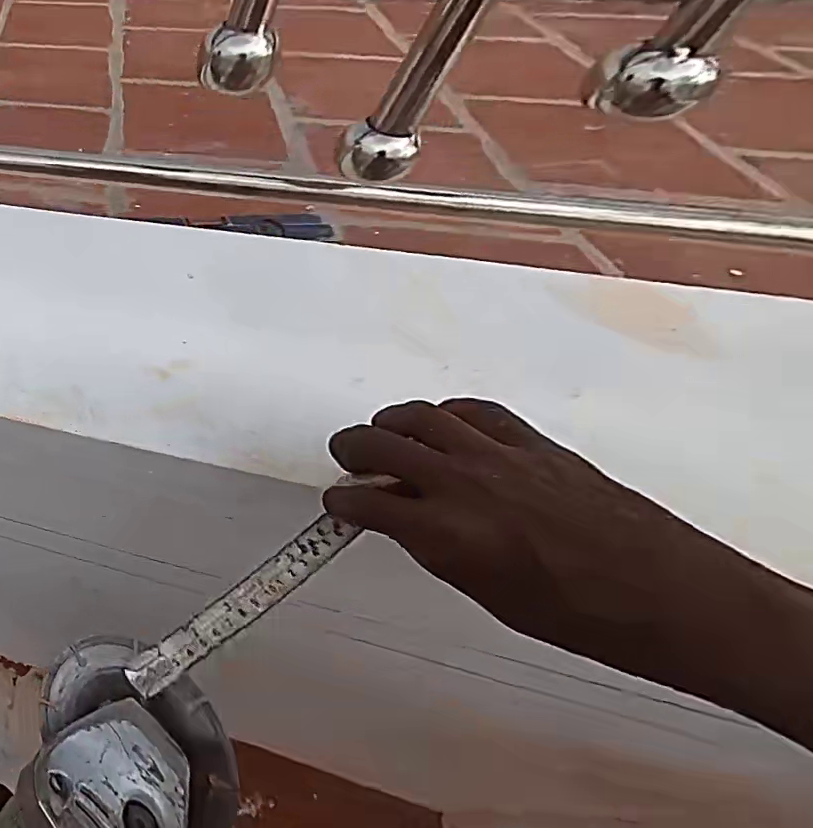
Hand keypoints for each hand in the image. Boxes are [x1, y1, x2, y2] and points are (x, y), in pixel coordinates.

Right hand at [322, 398, 788, 689]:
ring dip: (390, 424)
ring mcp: (502, 459)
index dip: (341, 504)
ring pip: (416, 416)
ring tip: (386, 434)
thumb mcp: (486, 594)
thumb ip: (429, 546)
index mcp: (446, 533)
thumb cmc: (600, 618)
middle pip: (373, 444)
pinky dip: (448, 415)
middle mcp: (465, 487)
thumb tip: (399, 522)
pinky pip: (475, 411)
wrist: (690, 608)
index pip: (360, 502)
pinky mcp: (538, 446)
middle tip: (349, 459)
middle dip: (349, 451)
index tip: (341, 505)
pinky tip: (445, 428)